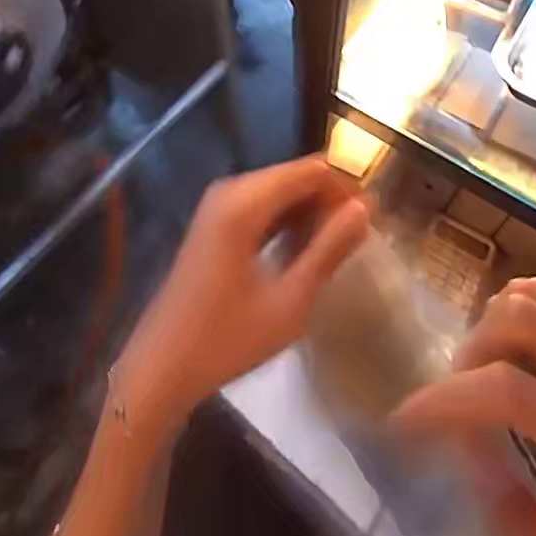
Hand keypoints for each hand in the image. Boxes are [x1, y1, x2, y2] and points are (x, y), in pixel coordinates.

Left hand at [115, 157, 369, 432]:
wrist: (162, 366)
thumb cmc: (227, 339)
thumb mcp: (290, 299)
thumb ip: (329, 249)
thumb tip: (363, 209)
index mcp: (244, 203)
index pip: (311, 170)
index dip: (346, 187)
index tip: (373, 218)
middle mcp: (229, 192)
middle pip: (294, 176)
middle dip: (329, 200)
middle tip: (358, 239)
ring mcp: (217, 207)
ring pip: (279, 191)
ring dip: (310, 212)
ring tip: (337, 249)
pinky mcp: (213, 224)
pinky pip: (261, 207)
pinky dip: (286, 222)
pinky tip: (304, 252)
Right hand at [394, 279, 535, 535]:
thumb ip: (495, 500)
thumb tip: (457, 431)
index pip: (518, 395)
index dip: (449, 399)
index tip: (406, 421)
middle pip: (525, 322)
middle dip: (470, 354)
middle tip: (458, 398)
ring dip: (490, 331)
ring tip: (484, 377)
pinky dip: (515, 318)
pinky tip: (509, 356)